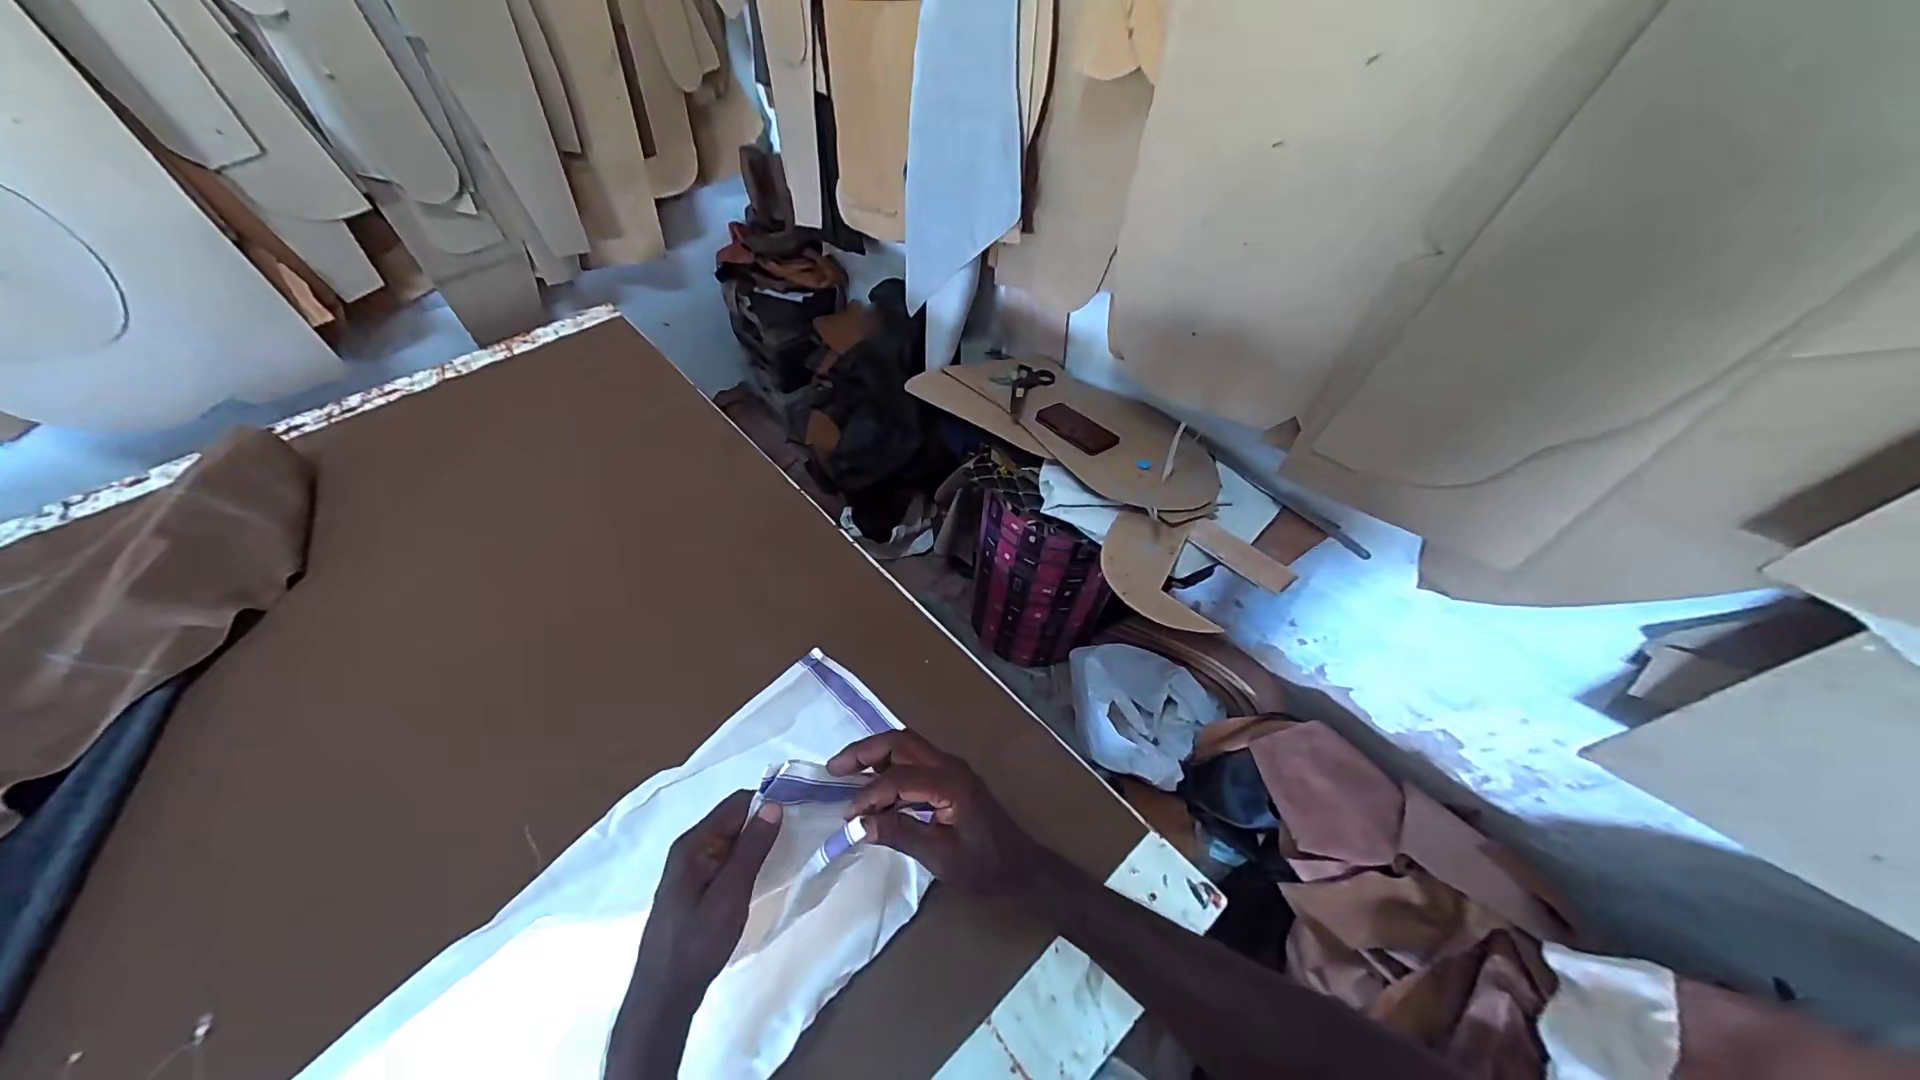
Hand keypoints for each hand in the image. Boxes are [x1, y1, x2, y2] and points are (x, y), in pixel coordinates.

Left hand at [634, 790, 782, 994]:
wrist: (663, 997)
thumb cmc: (697, 943)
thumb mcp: (731, 894)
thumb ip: (752, 848)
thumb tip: (774, 805)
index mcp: (693, 844)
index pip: (736, 803)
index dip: (768, 803)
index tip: (799, 813)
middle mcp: (690, 848)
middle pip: (734, 819)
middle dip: (764, 822)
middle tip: (797, 836)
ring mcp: (691, 868)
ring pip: (732, 840)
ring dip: (757, 842)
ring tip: (787, 853)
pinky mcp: (696, 886)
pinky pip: (727, 859)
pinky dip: (747, 860)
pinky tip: (764, 873)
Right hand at [827, 730, 1056, 896]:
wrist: (1021, 866)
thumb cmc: (984, 866)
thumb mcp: (941, 858)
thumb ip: (900, 835)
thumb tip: (859, 825)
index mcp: (951, 784)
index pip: (899, 778)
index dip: (869, 794)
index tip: (848, 816)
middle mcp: (950, 766)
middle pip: (901, 742)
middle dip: (865, 751)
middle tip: (834, 768)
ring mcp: (951, 767)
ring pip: (907, 745)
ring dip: (875, 753)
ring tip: (845, 770)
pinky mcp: (949, 775)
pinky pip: (914, 758)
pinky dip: (889, 764)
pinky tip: (873, 783)